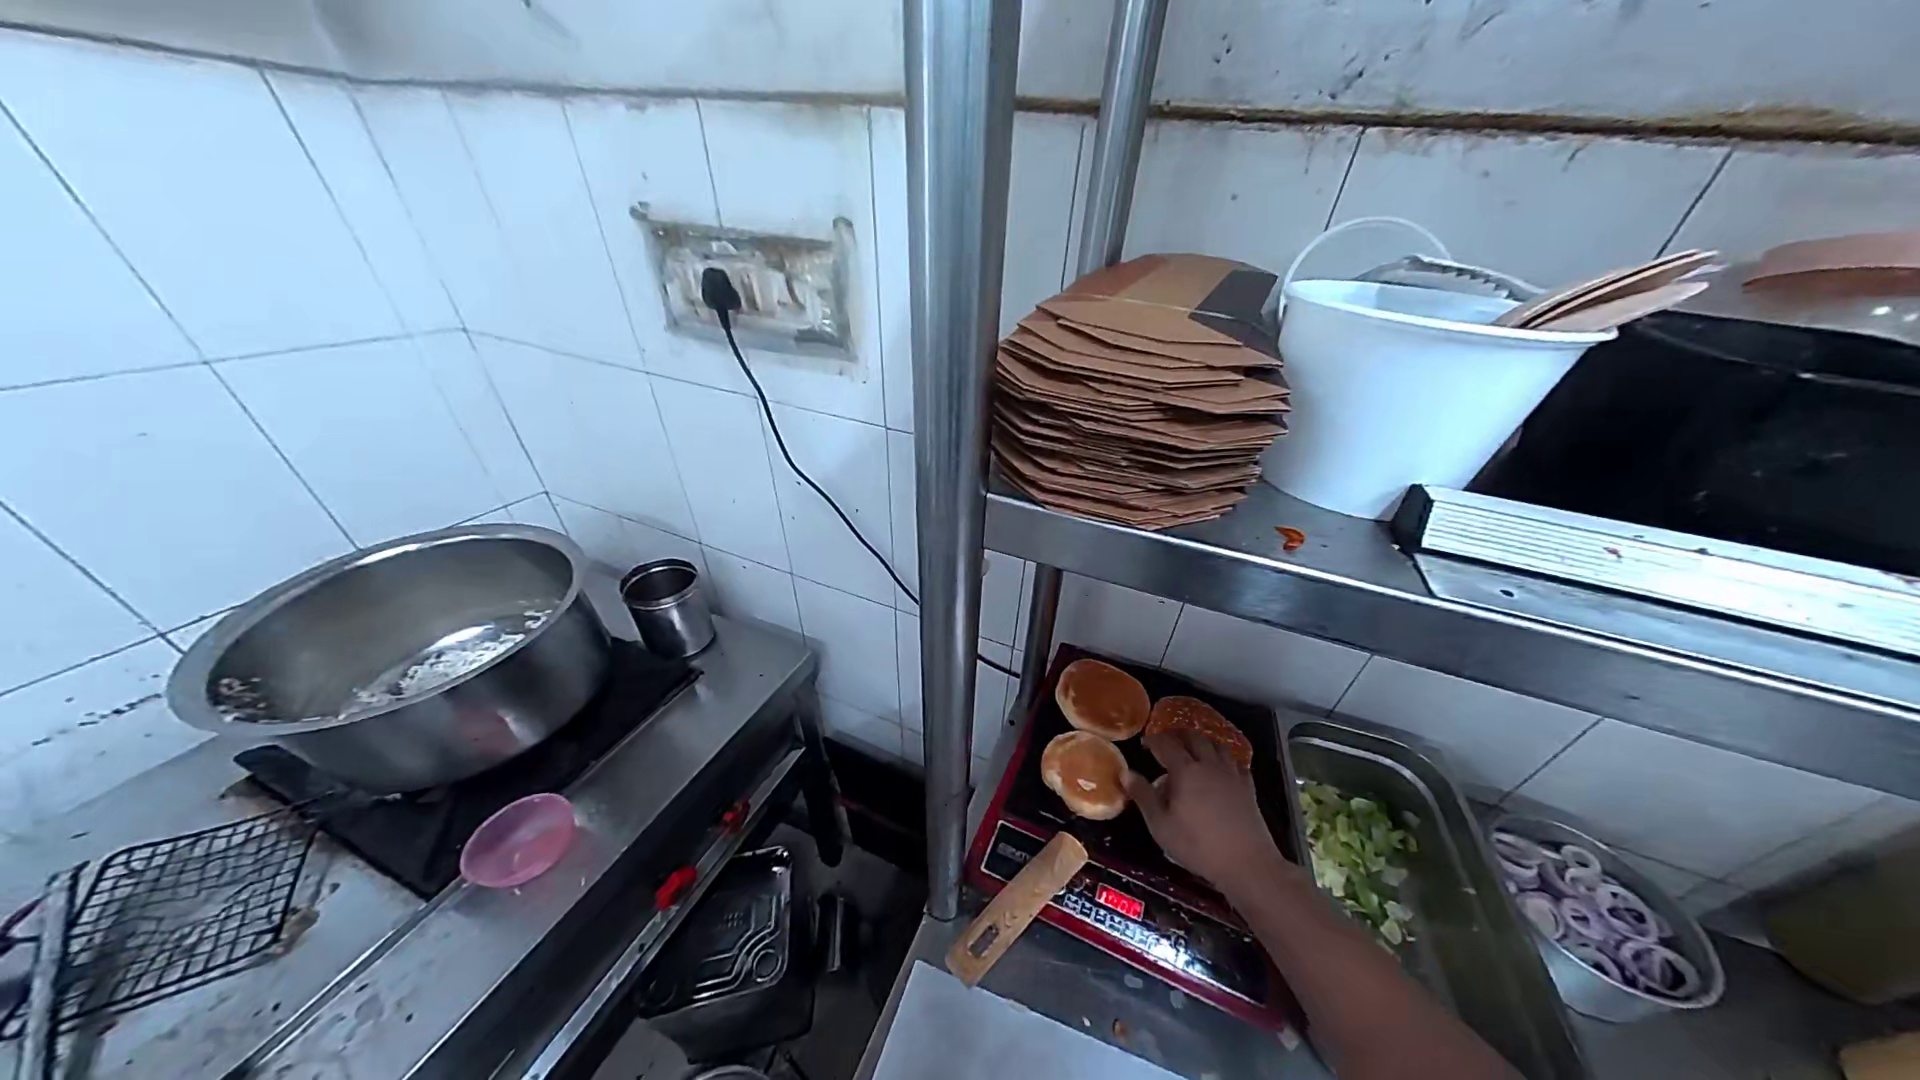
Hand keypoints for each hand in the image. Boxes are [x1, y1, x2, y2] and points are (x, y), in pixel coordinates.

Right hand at [1124, 730, 1295, 894]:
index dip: (1153, 740)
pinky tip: (1220, 769)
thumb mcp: (1160, 825)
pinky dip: (1224, 759)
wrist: (1247, 864)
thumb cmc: (1198, 845)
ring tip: (1192, 750)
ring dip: (1202, 742)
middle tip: (1166, 742)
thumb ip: (1143, 796)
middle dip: (1177, 735)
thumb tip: (1126, 773)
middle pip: (1193, 737)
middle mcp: (1209, 765)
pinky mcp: (1248, 787)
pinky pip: (1236, 762)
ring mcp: (1232, 774)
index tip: (1144, 744)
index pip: (1166, 744)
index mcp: (1185, 770)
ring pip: (1217, 745)